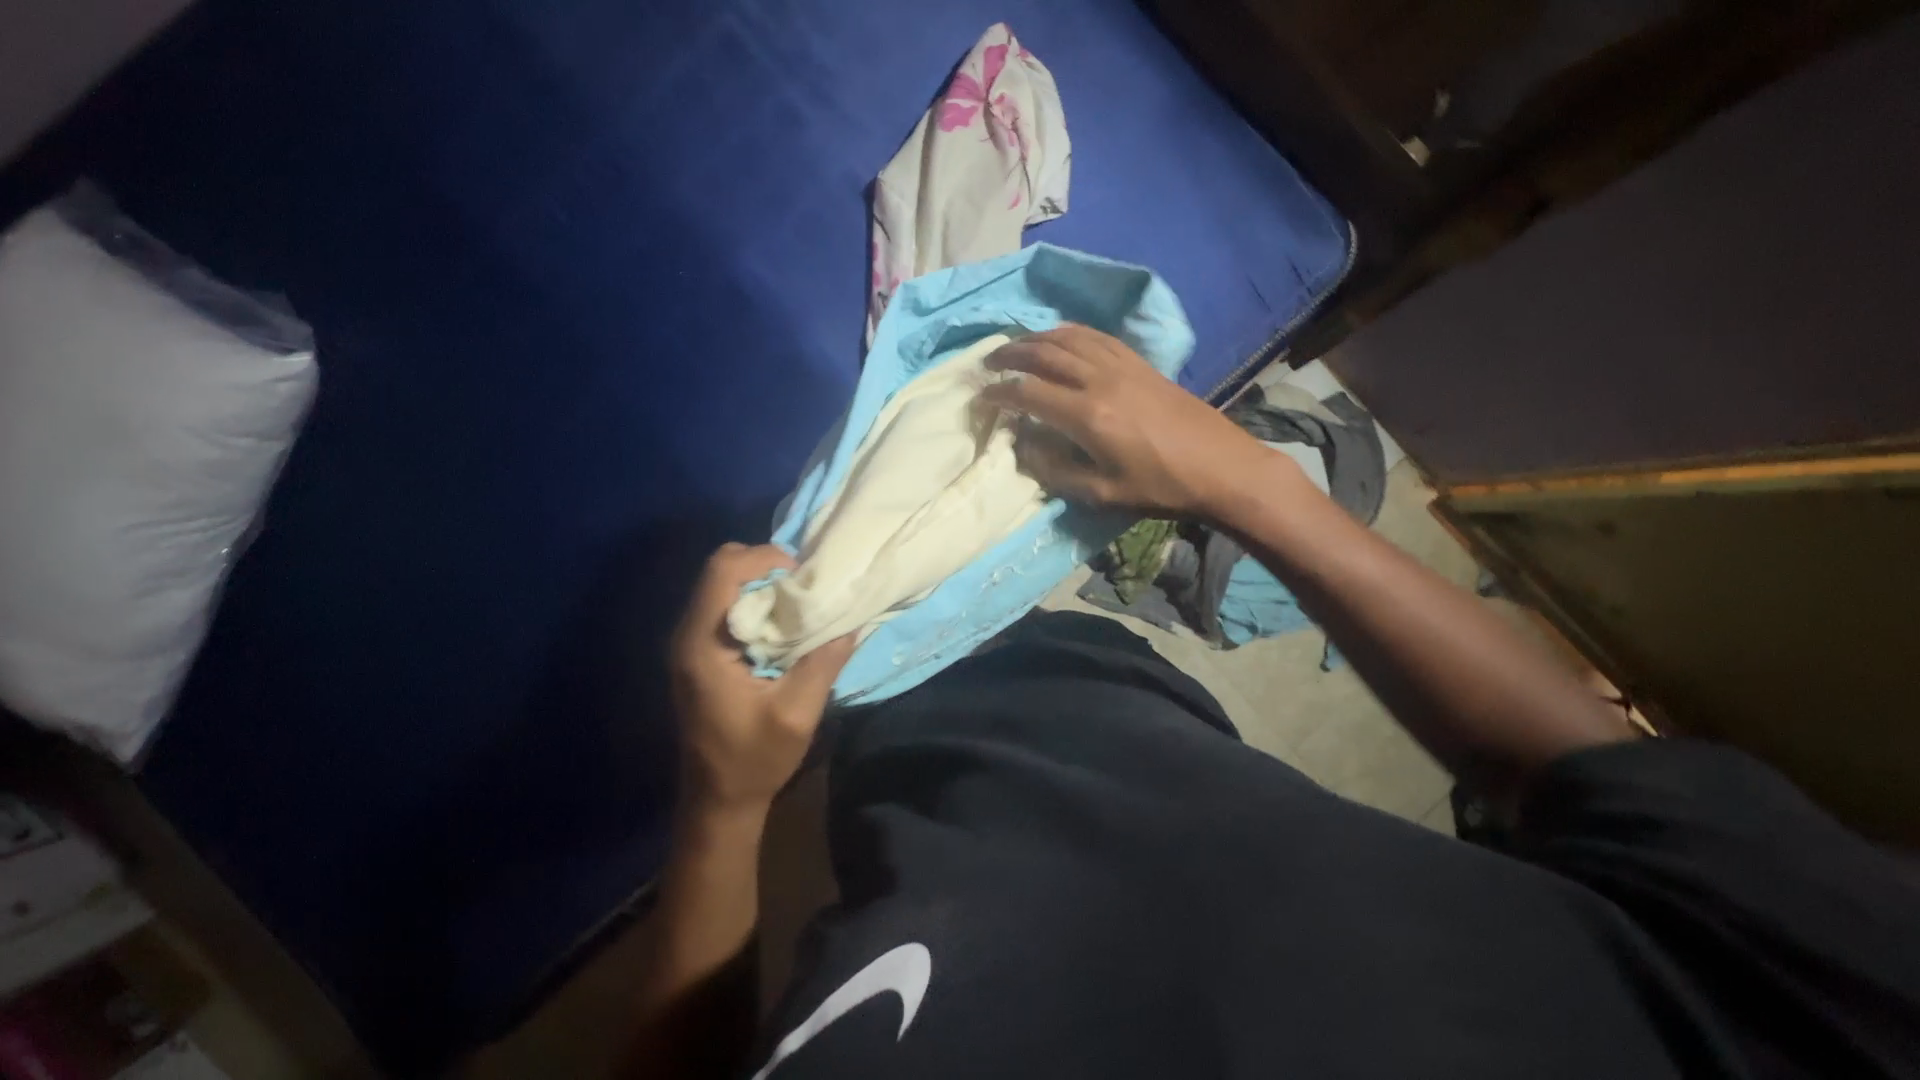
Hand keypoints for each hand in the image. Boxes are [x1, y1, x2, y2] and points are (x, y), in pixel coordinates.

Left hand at [669, 543, 855, 810]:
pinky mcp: (697, 654)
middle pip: (719, 570)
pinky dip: (752, 603)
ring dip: (759, 584)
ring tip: (797, 604)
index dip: (764, 557)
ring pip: (720, 586)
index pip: (722, 571)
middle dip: (764, 566)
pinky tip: (780, 627)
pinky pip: (722, 607)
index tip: (803, 575)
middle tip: (803, 587)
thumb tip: (850, 621)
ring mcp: (688, 645)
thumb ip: (822, 662)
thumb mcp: (798, 714)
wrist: (718, 800)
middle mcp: (687, 636)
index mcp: (703, 645)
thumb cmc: (754, 760)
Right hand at [982, 325, 1279, 520]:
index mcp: (1088, 416)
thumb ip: (1056, 471)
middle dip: (1009, 354)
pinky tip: (1060, 338)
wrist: (1221, 467)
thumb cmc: (1161, 488)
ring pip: (1069, 338)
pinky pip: (1096, 337)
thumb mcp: (1102, 494)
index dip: (999, 393)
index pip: (1028, 392)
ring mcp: (1123, 367)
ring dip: (1036, 338)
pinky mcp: (1140, 363)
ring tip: (1016, 346)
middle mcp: (1100, 381)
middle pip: (1043, 353)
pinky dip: (1069, 333)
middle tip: (988, 363)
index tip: (981, 398)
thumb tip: (1024, 446)